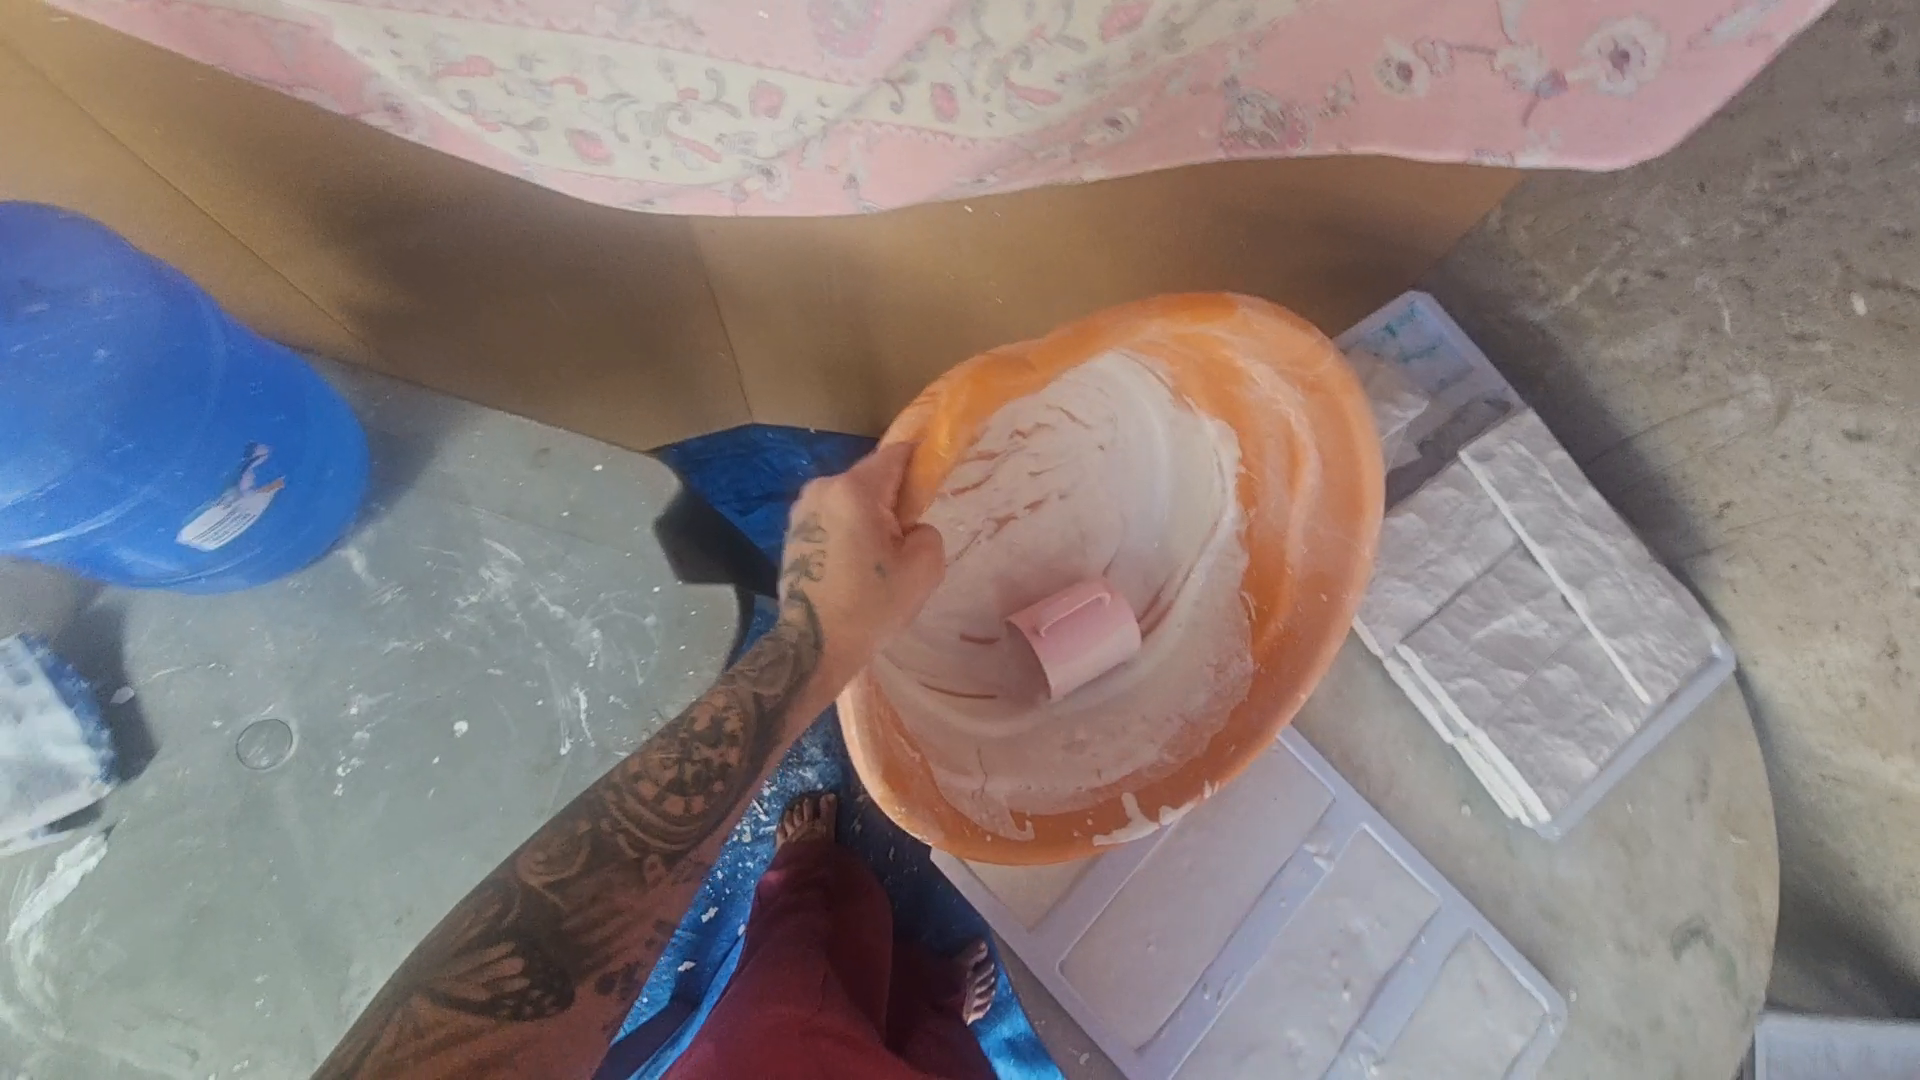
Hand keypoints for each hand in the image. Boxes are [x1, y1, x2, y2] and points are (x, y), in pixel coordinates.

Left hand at [778, 442, 944, 689]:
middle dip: (894, 501)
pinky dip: (848, 532)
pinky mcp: (792, 532)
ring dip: (869, 518)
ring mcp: (801, 510)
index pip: (897, 454)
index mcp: (854, 490)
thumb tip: (911, 528)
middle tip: (905, 541)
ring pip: (851, 500)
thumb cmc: (870, 606)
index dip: (921, 464)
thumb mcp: (924, 569)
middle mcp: (822, 488)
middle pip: (872, 479)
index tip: (934, 487)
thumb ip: (928, 532)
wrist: (813, 646)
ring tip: (877, 560)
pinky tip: (854, 566)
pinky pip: (833, 519)